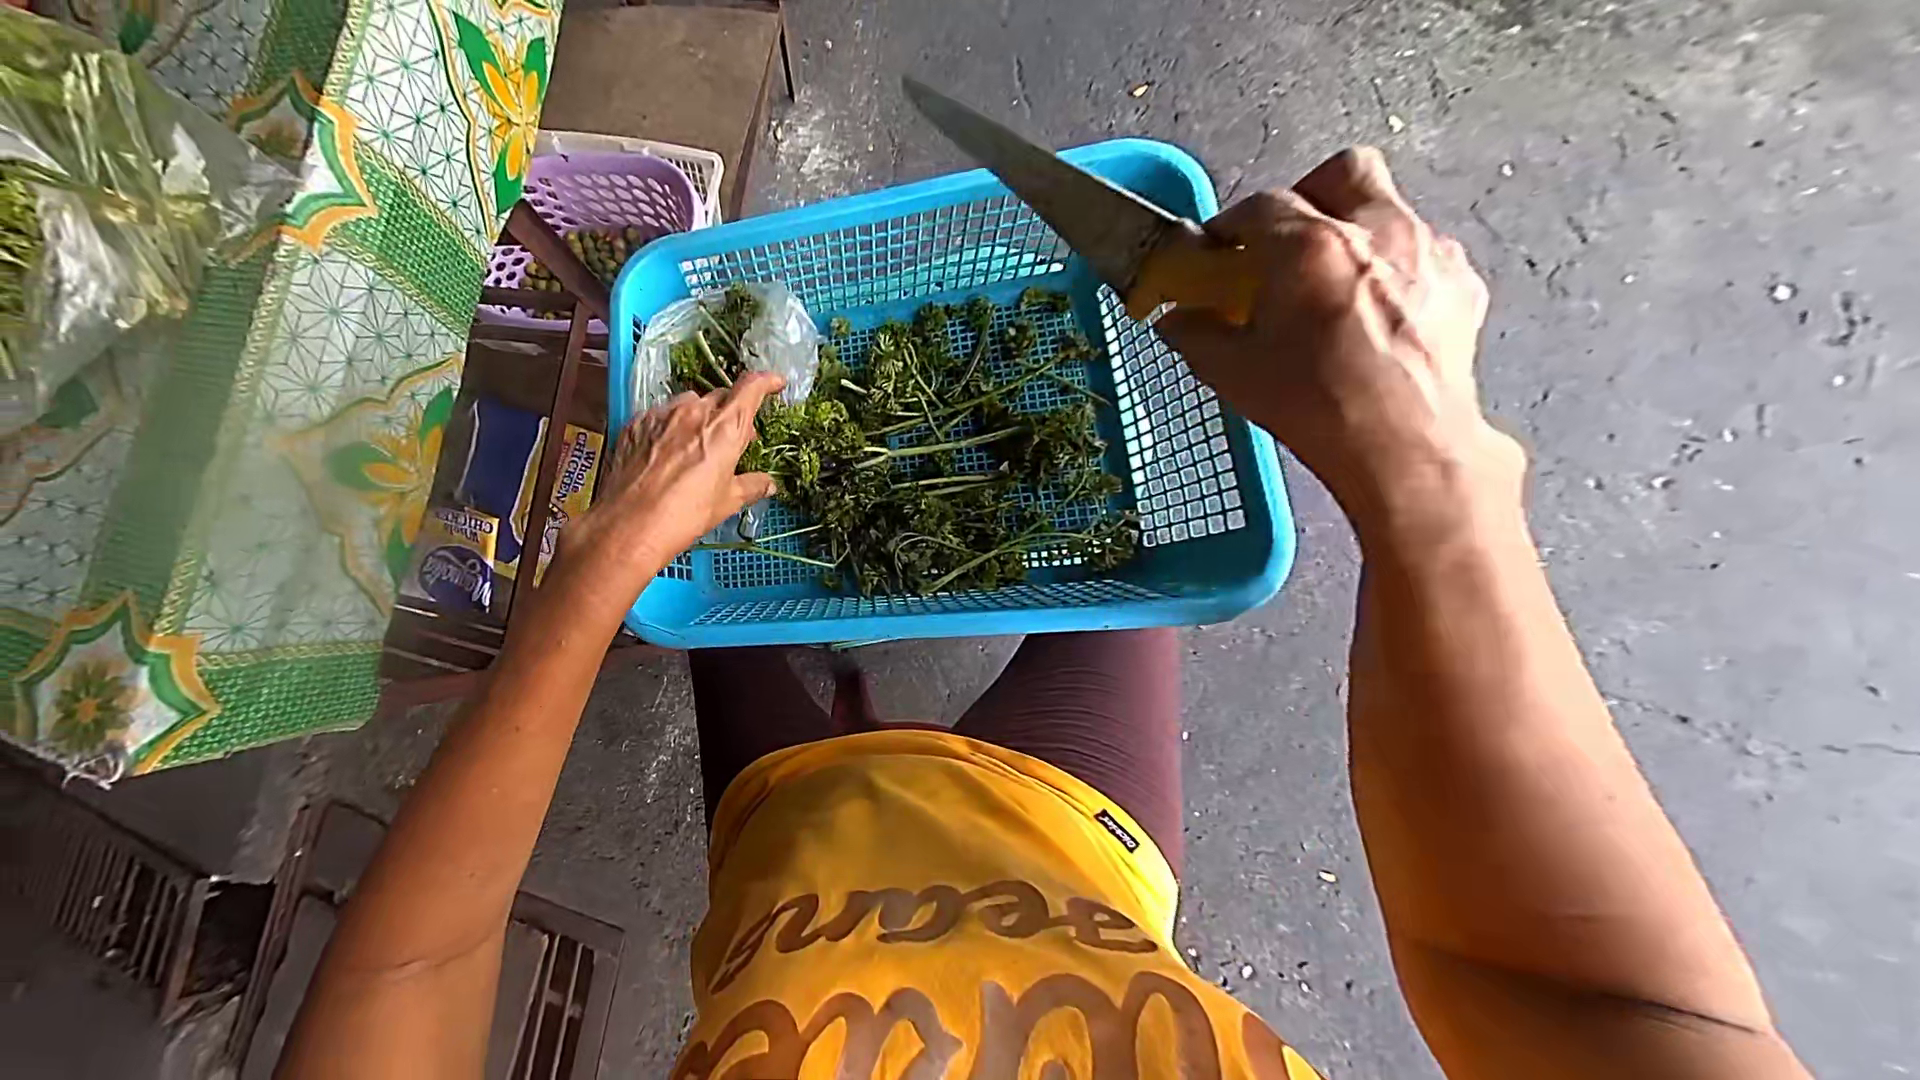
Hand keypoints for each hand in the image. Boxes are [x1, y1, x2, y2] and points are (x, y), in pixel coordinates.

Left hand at [552, 372, 783, 597]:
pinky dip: (672, 426)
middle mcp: (694, 413)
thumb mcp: (727, 502)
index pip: (750, 389)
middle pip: (720, 397)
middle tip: (733, 439)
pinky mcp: (636, 423)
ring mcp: (662, 415)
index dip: (766, 382)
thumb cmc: (686, 514)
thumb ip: (752, 486)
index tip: (776, 383)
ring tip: (698, 444)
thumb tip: (768, 484)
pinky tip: (668, 451)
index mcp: (724, 428)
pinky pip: (661, 415)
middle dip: (731, 412)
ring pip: (689, 403)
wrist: (630, 525)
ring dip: (700, 417)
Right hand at [1156, 148, 1523, 539]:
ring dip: (1353, 232)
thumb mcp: (1233, 373)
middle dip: (1306, 196)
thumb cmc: (1313, 405)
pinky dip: (1393, 268)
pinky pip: (1421, 251)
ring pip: (1388, 208)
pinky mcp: (1461, 281)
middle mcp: (1376, 230)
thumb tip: (1175, 320)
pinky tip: (1378, 315)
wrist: (1403, 446)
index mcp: (1309, 248)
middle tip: (1286, 244)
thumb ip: (1196, 336)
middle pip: (1342, 171)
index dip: (1231, 225)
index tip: (1218, 250)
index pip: (1259, 207)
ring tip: (1334, 287)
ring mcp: (1428, 251)